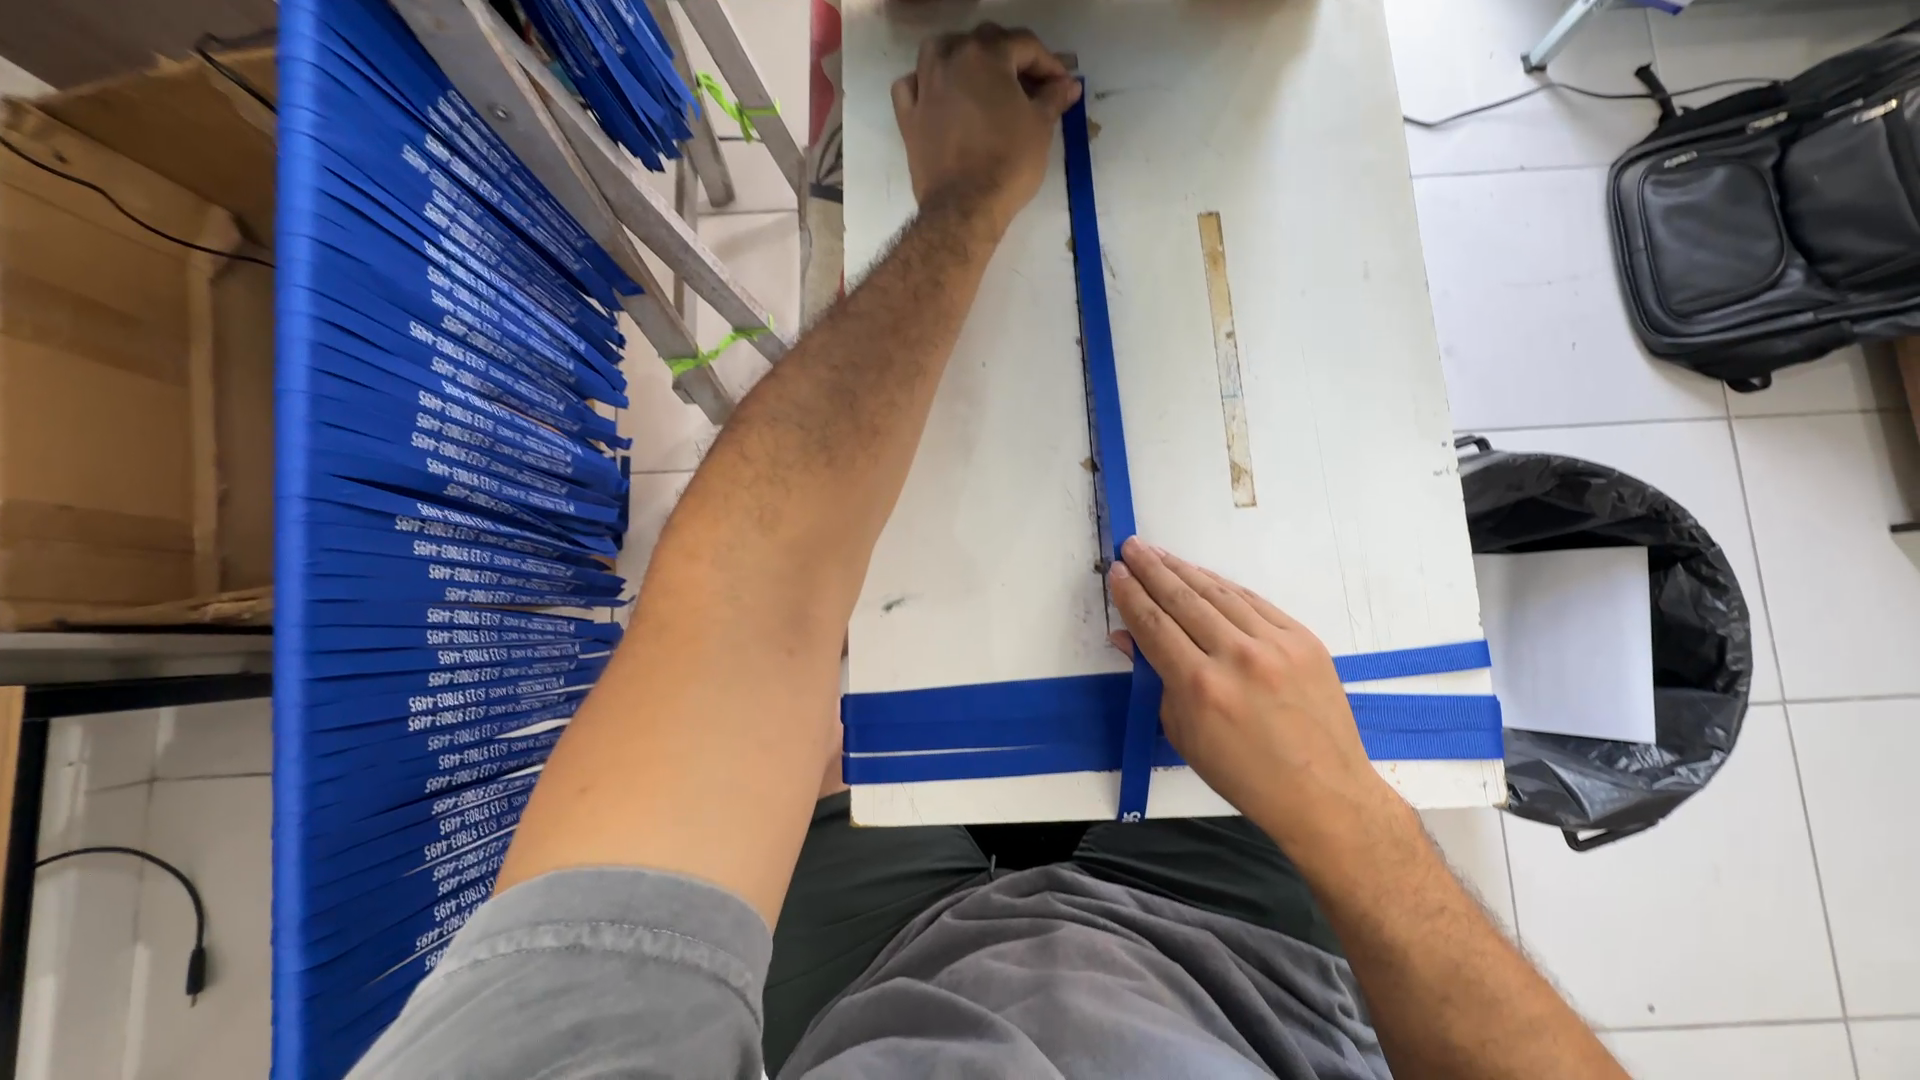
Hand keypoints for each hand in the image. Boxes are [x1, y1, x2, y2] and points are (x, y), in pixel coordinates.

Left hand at [891, 24, 1081, 234]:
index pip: (1024, 45)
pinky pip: (911, 86)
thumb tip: (1068, 84)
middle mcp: (951, 60)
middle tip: (1029, 84)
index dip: (1048, 62)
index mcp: (986, 56)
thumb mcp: (1040, 128)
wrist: (965, 207)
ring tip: (980, 78)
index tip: (1062, 84)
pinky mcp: (908, 117)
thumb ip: (1053, 97)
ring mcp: (925, 87)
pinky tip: (937, 94)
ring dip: (962, 56)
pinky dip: (924, 83)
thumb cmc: (1008, 164)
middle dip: (1010, 57)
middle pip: (983, 42)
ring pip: (940, 52)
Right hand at [1107, 537, 1397, 851]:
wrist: (1322, 792)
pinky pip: (1255, 603)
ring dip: (1185, 570)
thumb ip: (1155, 680)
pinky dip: (1225, 586)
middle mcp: (1236, 657)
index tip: (1117, 572)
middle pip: (1183, 600)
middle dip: (1152, 570)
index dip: (1131, 595)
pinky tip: (1204, 576)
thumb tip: (1128, 637)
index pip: (1154, 626)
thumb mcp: (1183, 734)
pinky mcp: (1303, 640)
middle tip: (1132, 547)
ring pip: (1219, 593)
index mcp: (1200, 686)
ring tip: (1160, 554)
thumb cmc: (1243, 775)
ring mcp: (1275, 644)